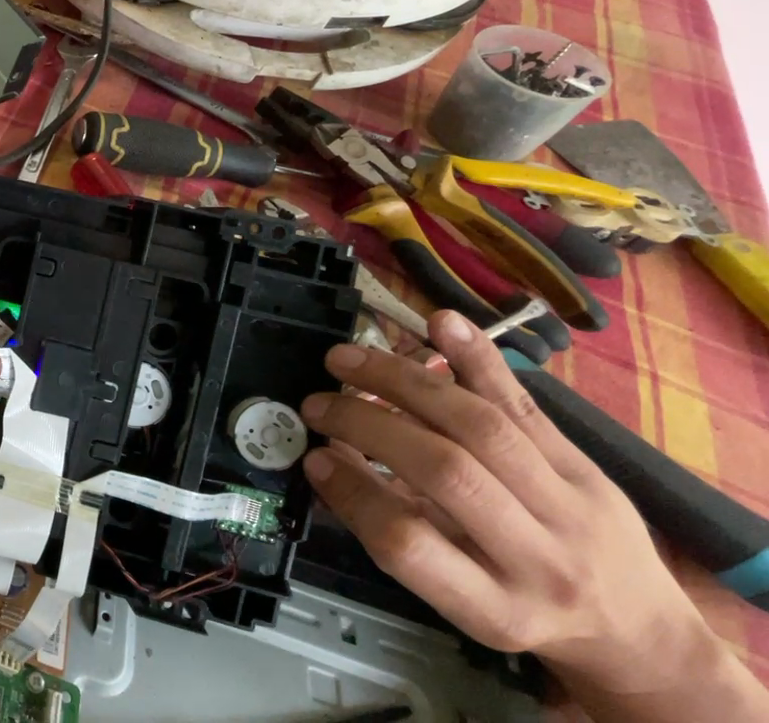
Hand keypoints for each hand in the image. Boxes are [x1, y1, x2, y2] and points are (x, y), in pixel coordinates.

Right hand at [300, 310, 747, 713]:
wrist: (638, 630)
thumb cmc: (519, 610)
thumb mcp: (455, 601)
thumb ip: (392, 533)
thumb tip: (325, 460)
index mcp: (497, 607)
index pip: (411, 543)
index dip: (352, 492)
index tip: (313, 457)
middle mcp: (544, 559)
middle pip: (448, 474)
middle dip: (367, 425)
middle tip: (317, 404)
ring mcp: (574, 505)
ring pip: (483, 427)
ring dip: (404, 382)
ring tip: (347, 360)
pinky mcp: (586, 464)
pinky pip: (526, 403)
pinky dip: (478, 358)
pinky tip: (440, 323)